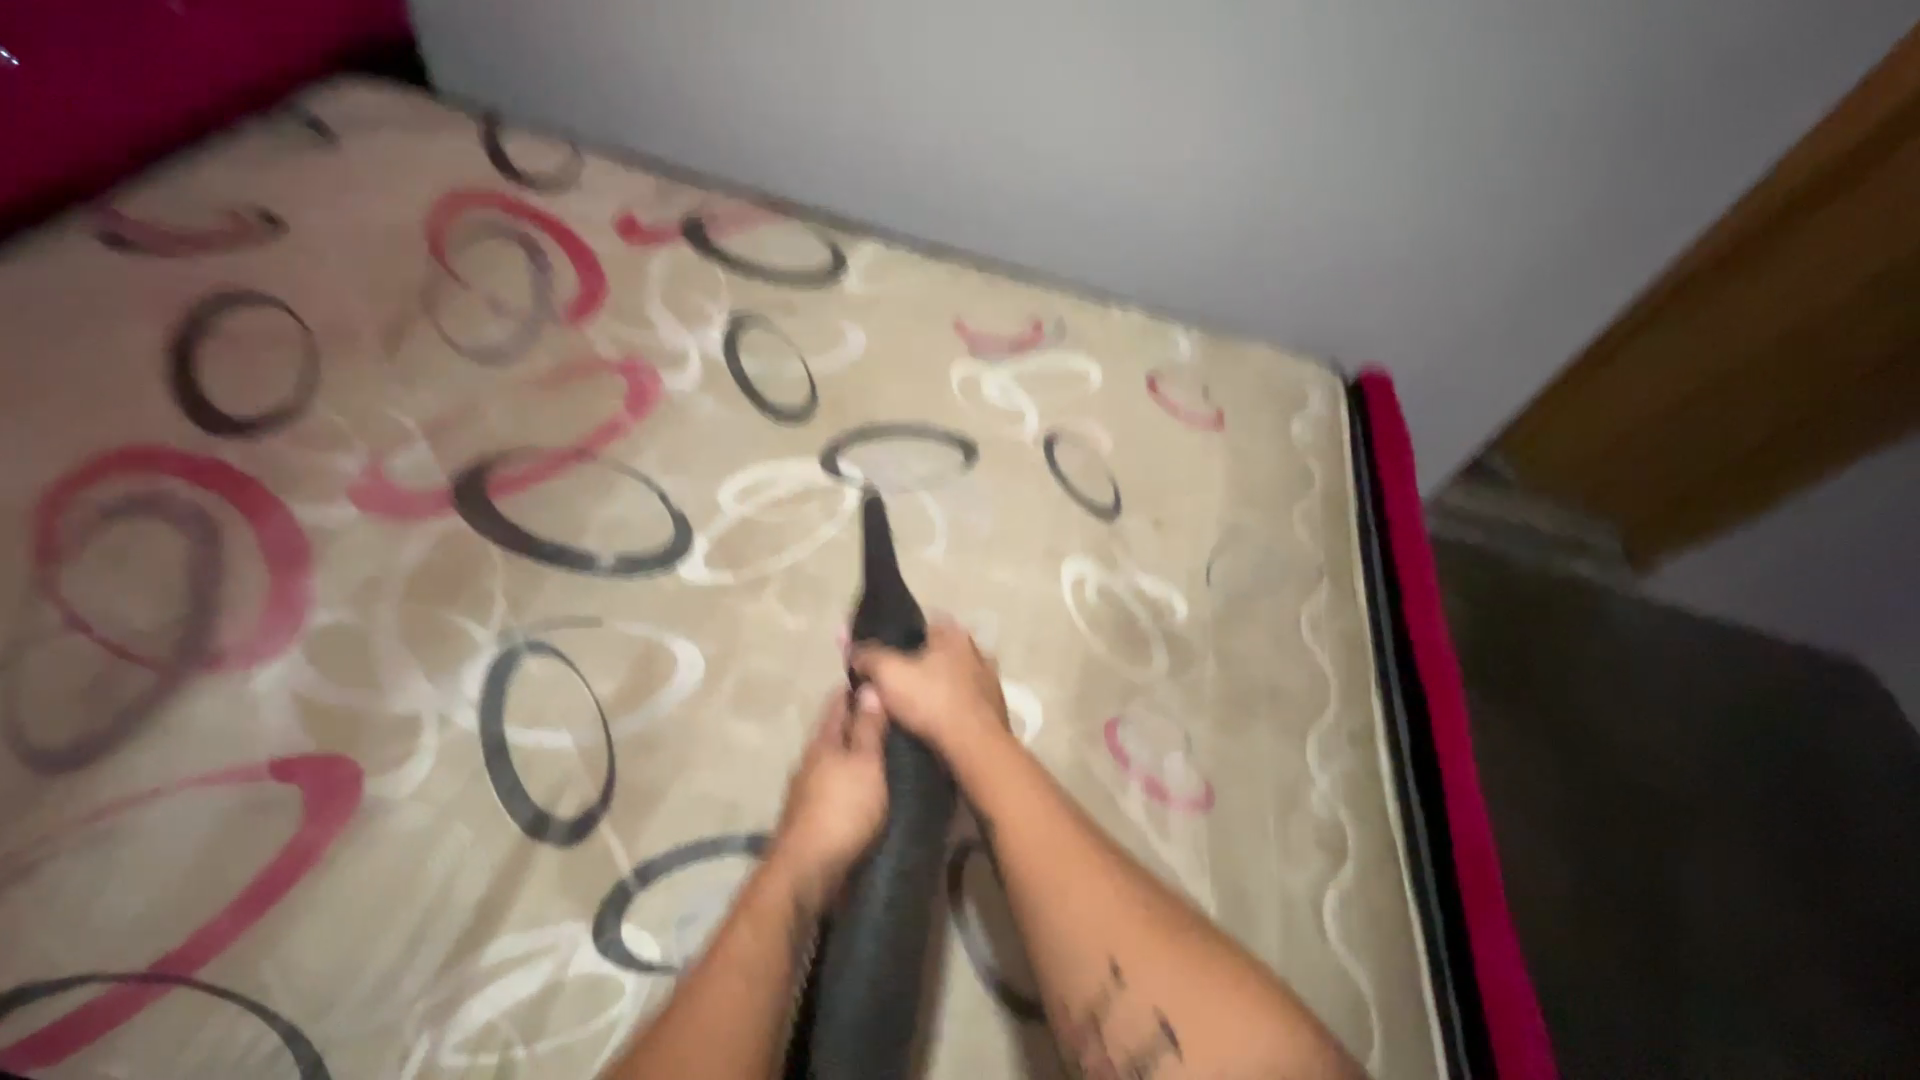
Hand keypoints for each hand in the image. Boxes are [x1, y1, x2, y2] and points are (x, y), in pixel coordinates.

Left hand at [771, 689, 889, 905]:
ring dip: (856, 753)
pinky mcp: (813, 817)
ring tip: (887, 750)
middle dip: (859, 721)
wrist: (808, 871)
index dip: (855, 687)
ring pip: (836, 761)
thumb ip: (867, 728)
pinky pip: (837, 786)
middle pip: (836, 732)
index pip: (838, 702)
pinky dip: (854, 779)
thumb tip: (868, 687)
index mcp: (823, 742)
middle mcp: (811, 762)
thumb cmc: (843, 810)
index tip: (876, 675)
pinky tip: (870, 787)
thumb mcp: (865, 763)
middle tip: (893, 713)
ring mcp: (808, 791)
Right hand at [849, 617, 1010, 762]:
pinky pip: (962, 703)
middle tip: (890, 684)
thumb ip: (867, 655)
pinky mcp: (994, 710)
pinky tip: (931, 724)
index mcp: (954, 634)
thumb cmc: (931, 700)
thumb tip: (851, 647)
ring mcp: (989, 681)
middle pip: (936, 653)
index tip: (881, 655)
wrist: (975, 747)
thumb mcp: (887, 673)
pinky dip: (948, 710)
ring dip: (933, 689)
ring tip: (908, 708)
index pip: (921, 624)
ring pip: (950, 679)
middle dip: (915, 665)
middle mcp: (977, 650)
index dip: (898, 637)